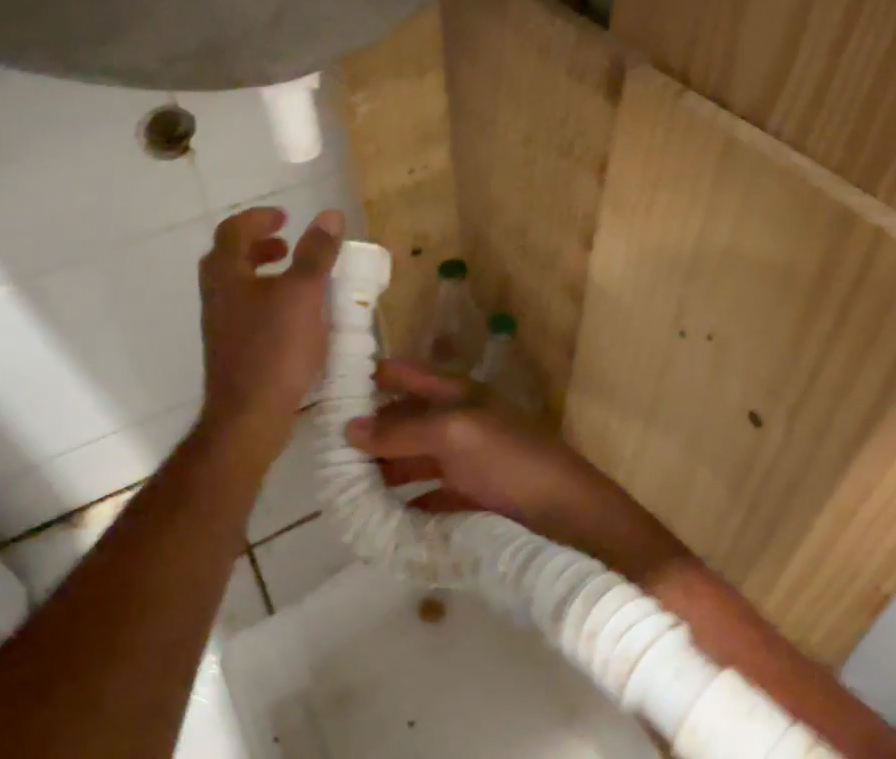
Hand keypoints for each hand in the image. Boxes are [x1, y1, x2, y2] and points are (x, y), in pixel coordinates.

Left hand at [197, 206, 342, 461]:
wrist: (248, 416)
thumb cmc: (275, 348)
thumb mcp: (303, 294)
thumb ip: (315, 254)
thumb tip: (328, 216)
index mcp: (226, 274)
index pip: (233, 230)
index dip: (258, 218)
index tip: (285, 217)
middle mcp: (216, 295)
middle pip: (229, 257)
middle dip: (259, 246)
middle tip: (287, 245)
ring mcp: (220, 325)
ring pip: (238, 286)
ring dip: (264, 274)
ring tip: (297, 281)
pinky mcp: (231, 350)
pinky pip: (246, 312)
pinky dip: (267, 301)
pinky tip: (295, 319)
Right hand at [346, 359, 691, 583]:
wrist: (573, 521)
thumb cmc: (515, 463)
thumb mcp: (457, 435)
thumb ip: (403, 430)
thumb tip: (348, 428)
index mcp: (457, 394)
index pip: (403, 375)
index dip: (367, 378)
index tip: (324, 393)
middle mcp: (457, 423)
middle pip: (401, 420)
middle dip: (365, 433)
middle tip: (322, 455)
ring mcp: (465, 463)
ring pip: (410, 462)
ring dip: (380, 473)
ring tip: (342, 492)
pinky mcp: (471, 502)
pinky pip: (427, 500)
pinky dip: (403, 508)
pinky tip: (379, 521)